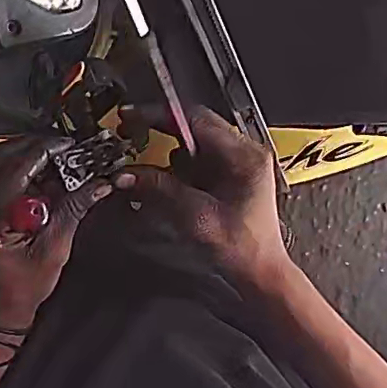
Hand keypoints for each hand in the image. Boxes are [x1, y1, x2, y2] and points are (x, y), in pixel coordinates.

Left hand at [0, 136, 113, 331]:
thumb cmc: (20, 291)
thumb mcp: (53, 252)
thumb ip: (71, 212)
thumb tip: (94, 185)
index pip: (14, 171)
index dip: (44, 153)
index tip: (66, 147)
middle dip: (33, 148)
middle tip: (62, 150)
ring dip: (24, 157)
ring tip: (53, 163)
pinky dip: (16, 171)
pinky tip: (36, 179)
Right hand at [118, 105, 292, 289]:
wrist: (259, 272)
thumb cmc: (241, 248)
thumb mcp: (195, 216)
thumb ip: (160, 189)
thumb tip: (128, 174)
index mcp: (244, 156)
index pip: (196, 119)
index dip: (159, 115)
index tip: (132, 116)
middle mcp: (244, 153)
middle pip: (193, 128)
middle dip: (159, 133)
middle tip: (130, 134)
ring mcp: (237, 164)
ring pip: (191, 145)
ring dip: (166, 155)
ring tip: (147, 171)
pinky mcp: (228, 177)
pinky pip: (195, 162)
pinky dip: (175, 170)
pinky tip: (165, 185)